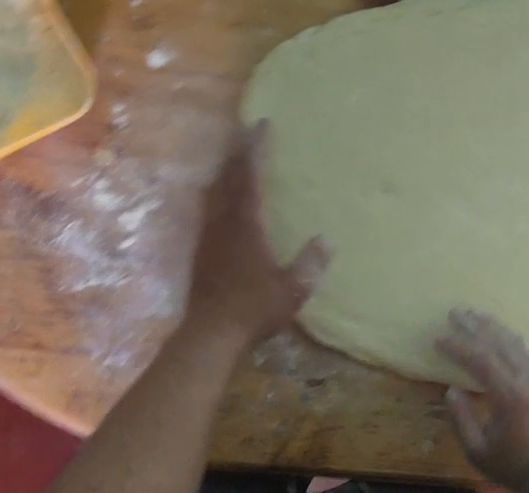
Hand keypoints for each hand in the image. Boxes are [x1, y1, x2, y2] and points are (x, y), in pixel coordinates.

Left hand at [186, 121, 329, 343]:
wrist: (211, 332)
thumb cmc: (254, 310)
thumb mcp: (292, 290)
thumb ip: (310, 264)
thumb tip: (327, 239)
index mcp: (246, 223)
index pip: (251, 175)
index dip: (257, 148)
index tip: (262, 124)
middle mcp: (223, 221)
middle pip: (227, 176)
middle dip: (237, 152)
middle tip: (245, 133)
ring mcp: (207, 235)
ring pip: (213, 192)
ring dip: (224, 172)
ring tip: (233, 162)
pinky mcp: (200, 251)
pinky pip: (207, 210)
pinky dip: (216, 195)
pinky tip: (220, 202)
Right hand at [437, 309, 528, 492]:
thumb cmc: (512, 468)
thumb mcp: (477, 452)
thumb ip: (462, 419)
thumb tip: (451, 389)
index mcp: (509, 397)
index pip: (480, 360)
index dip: (457, 347)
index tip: (438, 339)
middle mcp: (527, 381)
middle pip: (499, 343)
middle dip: (476, 326)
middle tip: (455, 312)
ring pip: (516, 344)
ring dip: (494, 327)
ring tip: (476, 316)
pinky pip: (527, 353)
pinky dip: (510, 339)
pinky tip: (500, 335)